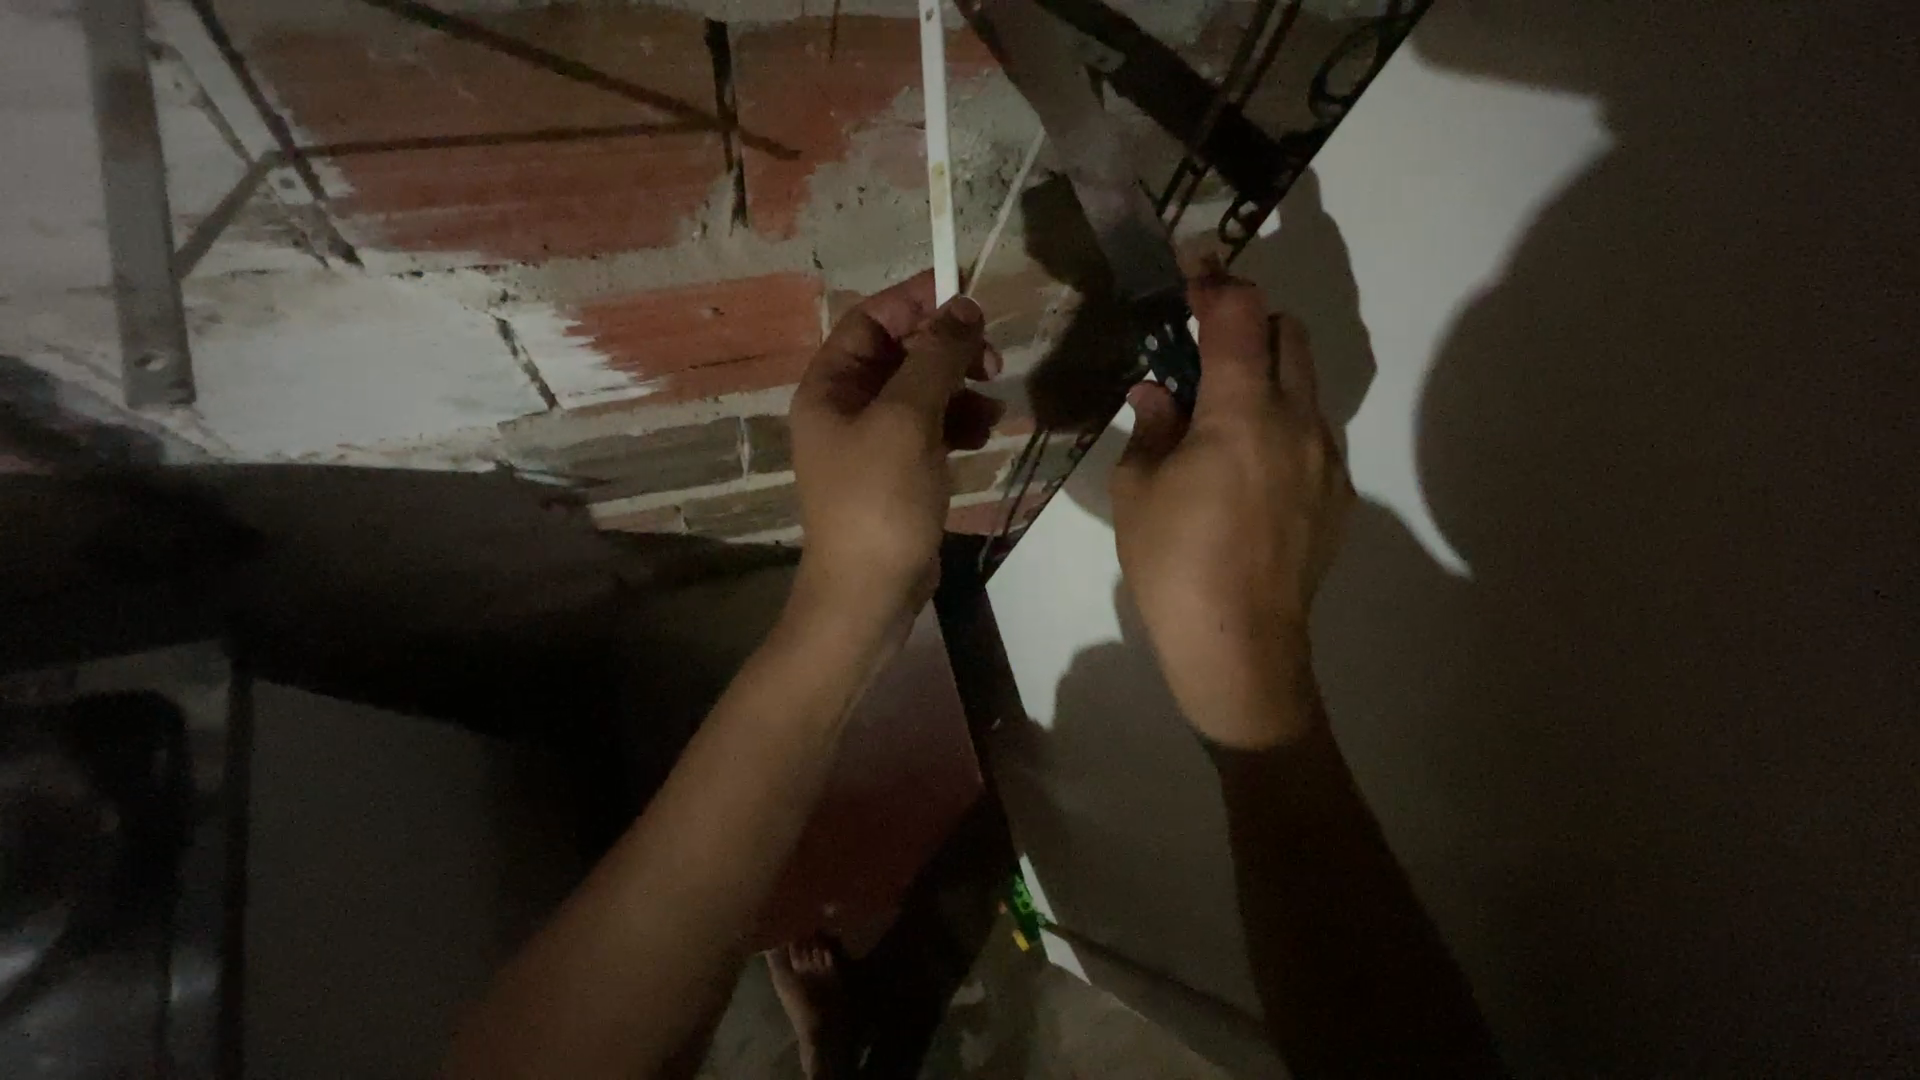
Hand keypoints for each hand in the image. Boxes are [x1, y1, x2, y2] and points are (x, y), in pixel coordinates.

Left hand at [787, 272, 1001, 641]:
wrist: (871, 590)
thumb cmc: (879, 500)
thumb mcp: (907, 420)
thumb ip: (936, 358)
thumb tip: (964, 308)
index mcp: (830, 386)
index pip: (872, 320)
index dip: (917, 301)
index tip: (968, 294)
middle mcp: (846, 407)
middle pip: (902, 354)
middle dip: (949, 352)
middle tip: (993, 359)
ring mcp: (873, 441)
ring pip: (924, 392)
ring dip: (961, 390)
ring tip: (993, 405)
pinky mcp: (899, 471)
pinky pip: (932, 429)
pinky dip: (959, 424)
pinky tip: (983, 433)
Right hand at [1111, 271, 1353, 748]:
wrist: (1239, 645)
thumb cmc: (1173, 564)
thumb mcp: (1137, 491)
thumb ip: (1150, 428)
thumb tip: (1156, 394)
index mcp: (1241, 413)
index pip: (1239, 317)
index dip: (1217, 282)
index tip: (1195, 269)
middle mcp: (1298, 422)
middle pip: (1290, 335)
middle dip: (1249, 323)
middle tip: (1204, 347)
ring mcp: (1328, 459)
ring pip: (1307, 385)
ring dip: (1267, 376)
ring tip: (1221, 417)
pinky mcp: (1338, 494)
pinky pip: (1313, 433)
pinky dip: (1281, 424)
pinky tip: (1246, 471)